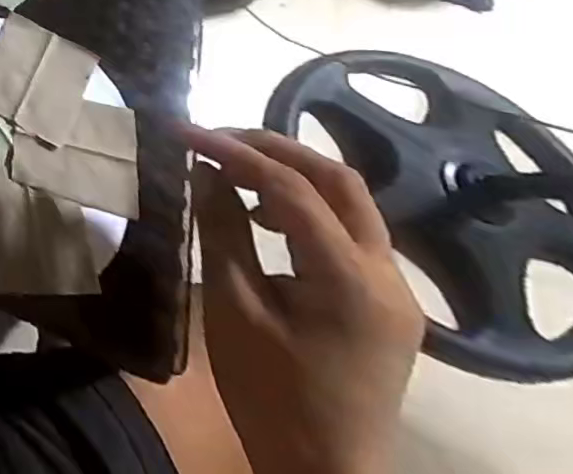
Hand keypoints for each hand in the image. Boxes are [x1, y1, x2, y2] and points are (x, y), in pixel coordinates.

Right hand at [182, 125, 424, 473]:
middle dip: (272, 148)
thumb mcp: (234, 305)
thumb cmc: (268, 386)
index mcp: (350, 280)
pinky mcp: (379, 296)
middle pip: (339, 182)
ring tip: (225, 165)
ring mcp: (391, 286)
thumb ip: (222, 231)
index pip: (293, 190)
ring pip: (347, 201)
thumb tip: (202, 171)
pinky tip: (257, 211)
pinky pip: (344, 227)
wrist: (323, 461)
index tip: (181, 132)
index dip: (233, 152)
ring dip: (287, 171)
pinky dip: (299, 202)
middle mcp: (387, 274)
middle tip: (210, 138)